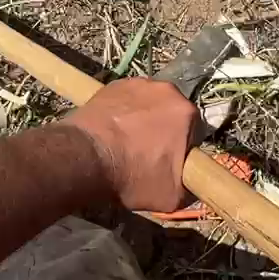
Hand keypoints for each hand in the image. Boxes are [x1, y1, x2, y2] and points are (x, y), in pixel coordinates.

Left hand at [61, 78, 195, 211]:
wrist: (85, 158)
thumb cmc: (132, 176)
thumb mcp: (172, 196)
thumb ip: (191, 188)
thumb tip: (192, 185)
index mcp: (186, 111)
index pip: (193, 131)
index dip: (182, 148)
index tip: (168, 161)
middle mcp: (165, 90)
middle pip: (171, 112)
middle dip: (164, 129)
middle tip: (147, 152)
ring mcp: (137, 83)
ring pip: (148, 104)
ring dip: (143, 119)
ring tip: (126, 141)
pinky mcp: (112, 84)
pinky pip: (126, 99)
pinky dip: (123, 111)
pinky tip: (112, 131)